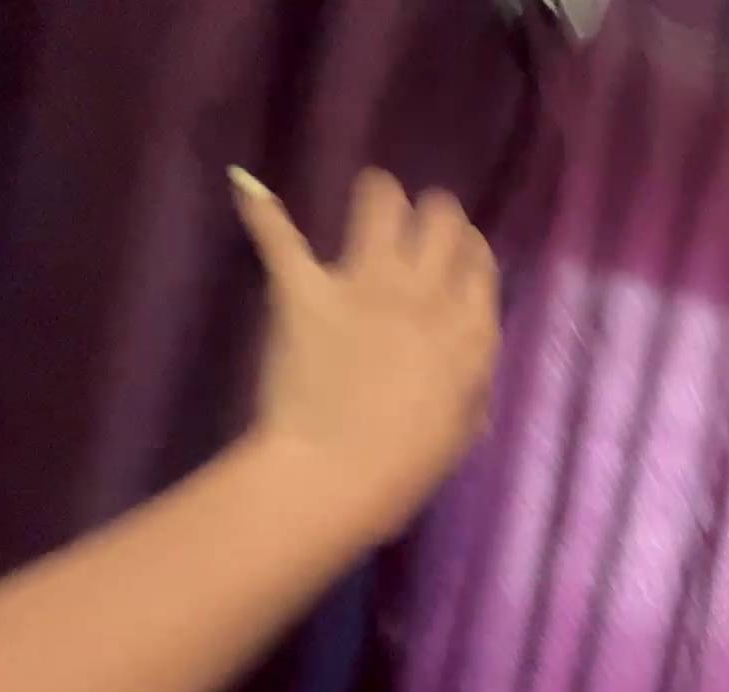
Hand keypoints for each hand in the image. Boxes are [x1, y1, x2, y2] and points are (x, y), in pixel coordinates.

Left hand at [230, 165, 500, 538]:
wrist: (340, 471)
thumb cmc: (417, 462)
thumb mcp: (469, 423)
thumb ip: (471, 377)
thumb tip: (461, 356)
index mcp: (472, 331)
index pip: (480, 263)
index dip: (471, 249)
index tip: (462, 251)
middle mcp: (427, 295)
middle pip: (440, 222)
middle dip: (436, 212)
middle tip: (425, 220)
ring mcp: (365, 287)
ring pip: (379, 207)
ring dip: (380, 195)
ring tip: (376, 195)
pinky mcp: (304, 289)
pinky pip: (279, 236)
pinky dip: (262, 209)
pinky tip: (247, 184)